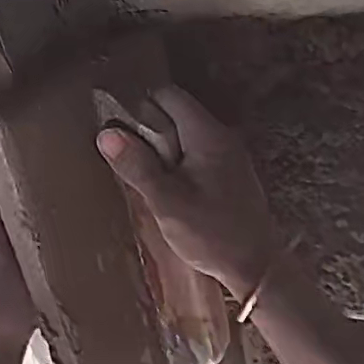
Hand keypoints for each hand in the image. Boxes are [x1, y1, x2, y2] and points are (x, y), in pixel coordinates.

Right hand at [95, 85, 280, 298]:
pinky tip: (164, 188)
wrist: (257, 268)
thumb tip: (106, 134)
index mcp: (207, 135)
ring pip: (182, 134)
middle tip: (128, 158)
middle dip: (147, 129)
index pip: (168, 95)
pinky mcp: (227, 173)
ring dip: (159, 148)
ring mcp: (227, 154)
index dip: (139, 105)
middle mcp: (220, 136)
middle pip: (174, 112)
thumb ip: (137, 166)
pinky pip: (192, 152)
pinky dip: (174, 162)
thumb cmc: (212, 235)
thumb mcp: (167, 203)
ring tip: (142, 175)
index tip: (119, 130)